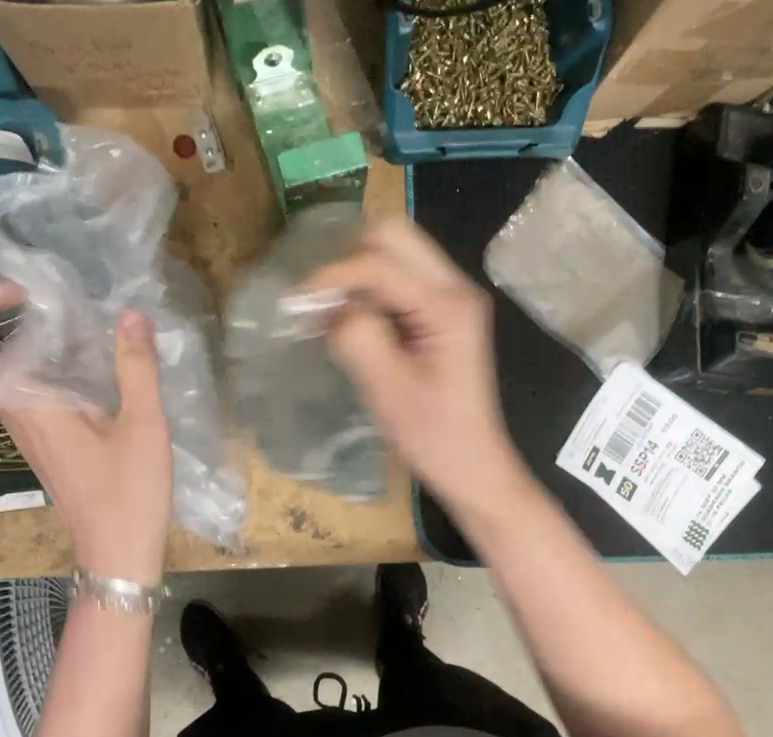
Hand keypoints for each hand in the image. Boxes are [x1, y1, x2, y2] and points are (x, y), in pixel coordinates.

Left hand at [0, 249, 172, 584]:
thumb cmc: (129, 495)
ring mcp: (27, 429)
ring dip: (1, 329)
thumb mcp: (144, 428)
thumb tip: (131, 314)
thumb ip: (137, 368)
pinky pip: (19, 385)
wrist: (118, 553)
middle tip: (21, 285)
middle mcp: (16, 413)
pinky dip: (27, 353)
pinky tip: (68, 349)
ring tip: (45, 305)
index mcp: (29, 405)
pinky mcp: (44, 438)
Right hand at [308, 221, 527, 508]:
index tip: (300, 304)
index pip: (381, 261)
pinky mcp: (442, 312)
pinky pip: (399, 279)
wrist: (472, 465)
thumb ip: (357, 338)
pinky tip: (358, 328)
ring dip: (359, 278)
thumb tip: (327, 306)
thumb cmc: (434, 437)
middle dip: (350, 263)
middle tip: (325, 306)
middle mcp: (455, 288)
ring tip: (338, 320)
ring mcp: (451, 297)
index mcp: (449, 306)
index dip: (335, 276)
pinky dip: (370, 293)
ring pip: (394, 253)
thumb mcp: (388, 390)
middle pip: (393, 236)